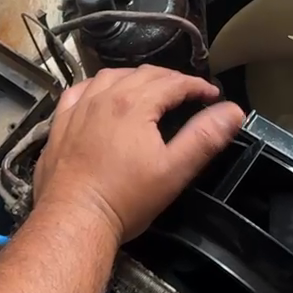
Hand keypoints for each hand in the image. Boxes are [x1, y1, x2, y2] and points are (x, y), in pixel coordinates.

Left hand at [33, 66, 244, 242]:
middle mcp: (105, 96)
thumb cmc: (126, 199)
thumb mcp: (174, 170)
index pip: (173, 82)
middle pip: (143, 74)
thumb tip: (232, 111)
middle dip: (171, 79)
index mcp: (134, 104)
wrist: (74, 219)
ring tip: (150, 88)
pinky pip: (80, 90)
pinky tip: (102, 93)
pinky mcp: (60, 122)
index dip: (197, 85)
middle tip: (187, 93)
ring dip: (135, 77)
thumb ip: (204, 138)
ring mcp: (78, 108)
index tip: (212, 94)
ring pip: (111, 76)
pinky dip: (98, 85)